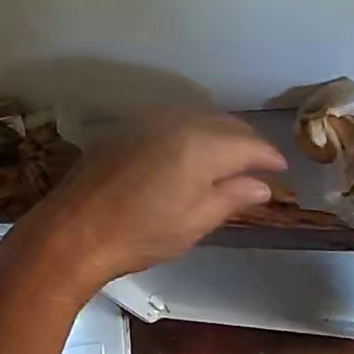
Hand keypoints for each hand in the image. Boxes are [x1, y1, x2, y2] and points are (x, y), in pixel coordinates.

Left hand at [6, 111, 286, 290]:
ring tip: (229, 160)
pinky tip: (191, 153)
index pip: (249, 145)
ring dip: (221, 134)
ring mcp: (149, 121)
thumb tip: (262, 187)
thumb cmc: (139, 235)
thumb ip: (232, 198)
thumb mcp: (194, 223)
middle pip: (227, 124)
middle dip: (248, 143)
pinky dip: (193, 132)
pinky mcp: (128, 127)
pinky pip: (174, 120)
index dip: (269, 157)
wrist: (72, 232)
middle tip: (259, 167)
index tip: (282, 171)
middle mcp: (178, 122)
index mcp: (200, 147)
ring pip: (200, 117)